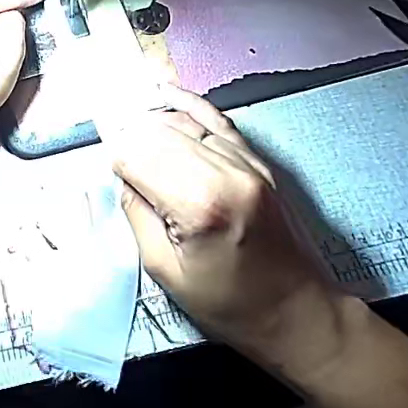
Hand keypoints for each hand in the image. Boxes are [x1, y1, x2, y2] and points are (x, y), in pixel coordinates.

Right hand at [107, 87, 350, 378]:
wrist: (299, 314)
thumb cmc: (229, 304)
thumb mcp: (166, 270)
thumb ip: (138, 214)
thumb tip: (123, 177)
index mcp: (198, 206)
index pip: (136, 158)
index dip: (115, 161)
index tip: (107, 170)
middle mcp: (224, 173)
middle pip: (157, 135)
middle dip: (128, 138)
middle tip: (112, 150)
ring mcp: (246, 163)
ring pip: (182, 123)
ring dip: (150, 122)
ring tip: (125, 122)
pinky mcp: (259, 162)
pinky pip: (217, 120)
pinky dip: (188, 105)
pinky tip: (165, 93)